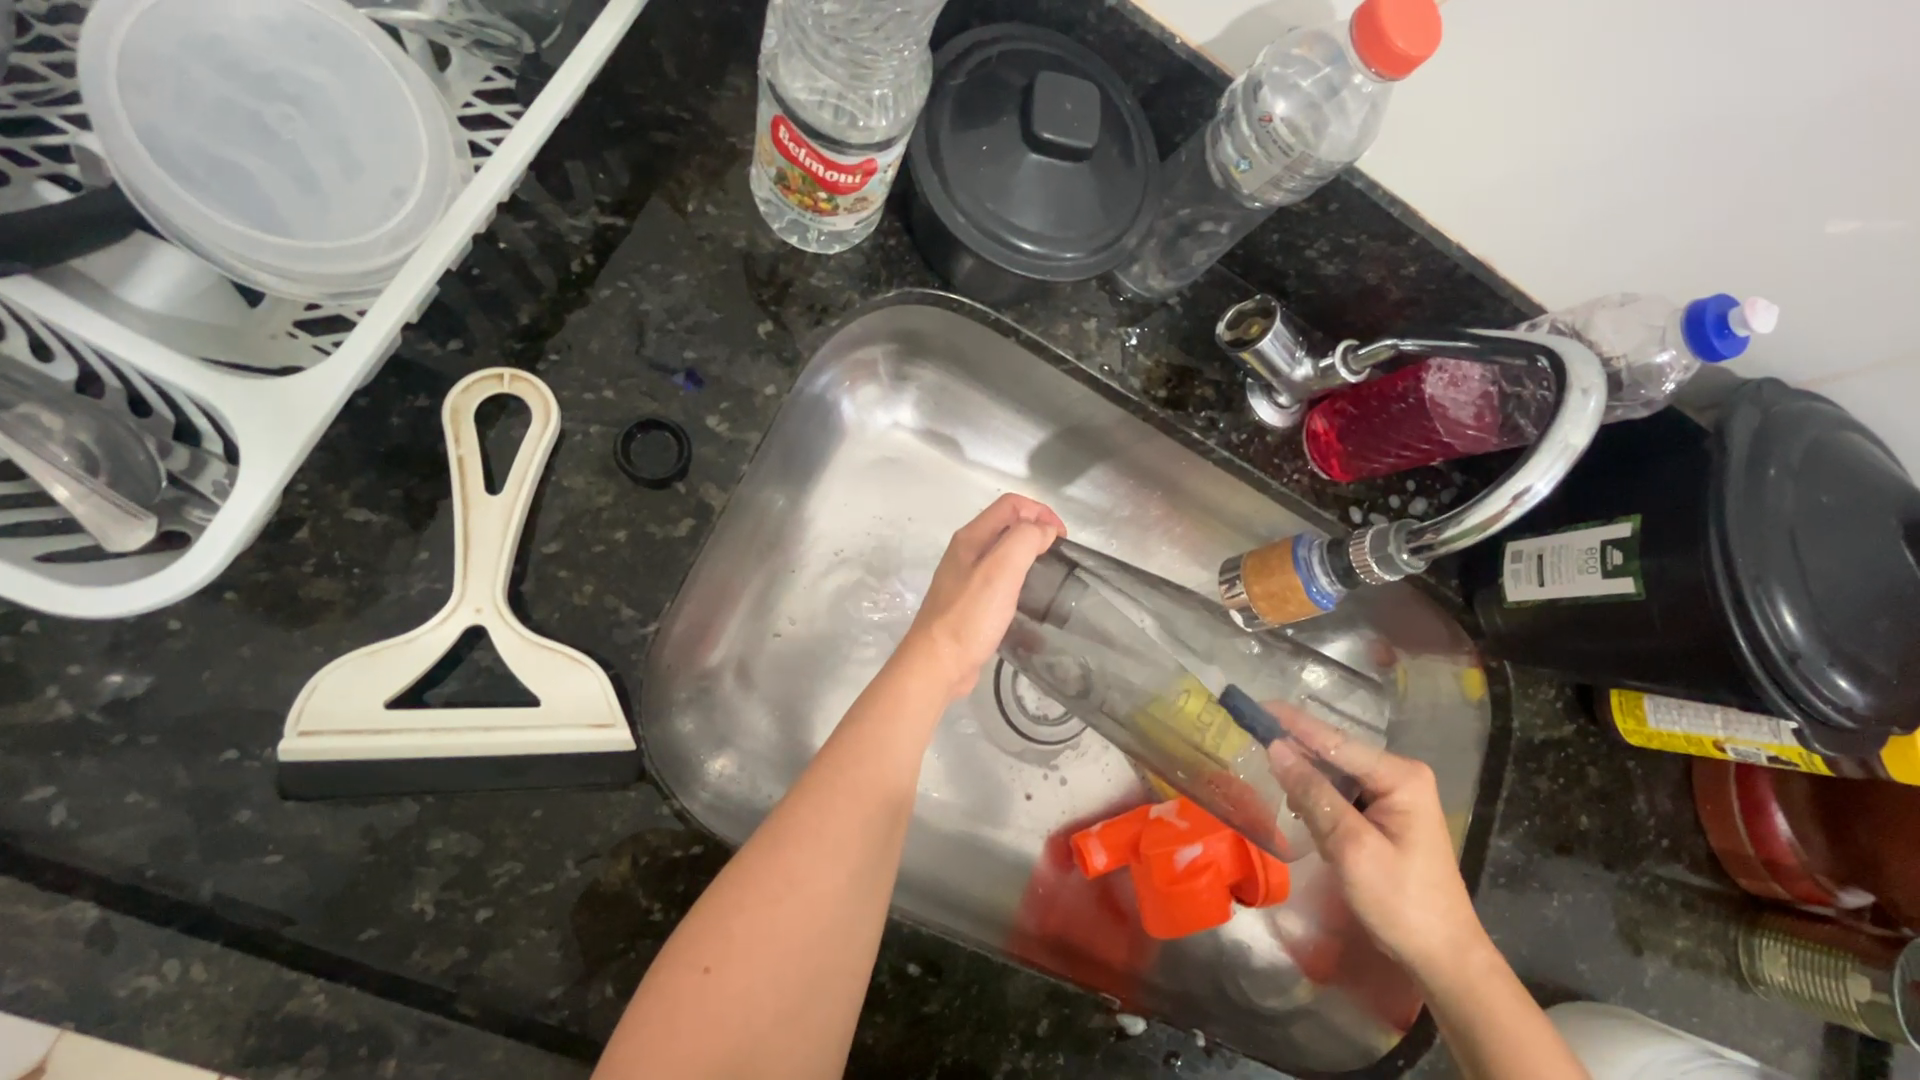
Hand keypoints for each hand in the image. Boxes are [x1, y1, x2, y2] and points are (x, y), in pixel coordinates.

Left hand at [899, 494, 1064, 700]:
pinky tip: (1028, 600)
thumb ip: (1024, 540)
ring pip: (1003, 553)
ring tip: (1048, 575)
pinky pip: (999, 580)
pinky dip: (1018, 580)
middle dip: (1036, 530)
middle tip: (1058, 556)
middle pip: (1006, 525)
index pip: (1011, 504)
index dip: (1040, 512)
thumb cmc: (970, 616)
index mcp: (971, 537)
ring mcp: (966, 578)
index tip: (1061, 539)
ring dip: (1028, 555)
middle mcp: (966, 552)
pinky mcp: (970, 602)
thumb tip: (1043, 530)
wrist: (938, 663)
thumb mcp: (1001, 570)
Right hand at [1264, 713, 1487, 980]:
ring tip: (1263, 767)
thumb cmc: (1400, 901)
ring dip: (1303, 777)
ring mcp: (1393, 796)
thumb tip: (1275, 748)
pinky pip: (1341, 795)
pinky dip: (1316, 798)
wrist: (1441, 955)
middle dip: (1295, 749)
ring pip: (1334, 775)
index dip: (1291, 723)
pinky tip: (1296, 804)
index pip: (1334, 741)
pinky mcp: (1384, 817)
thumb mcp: (1350, 846)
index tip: (1254, 705)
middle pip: (1334, 753)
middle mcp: (1399, 776)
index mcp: (1399, 776)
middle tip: (1248, 736)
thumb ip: (1313, 793)